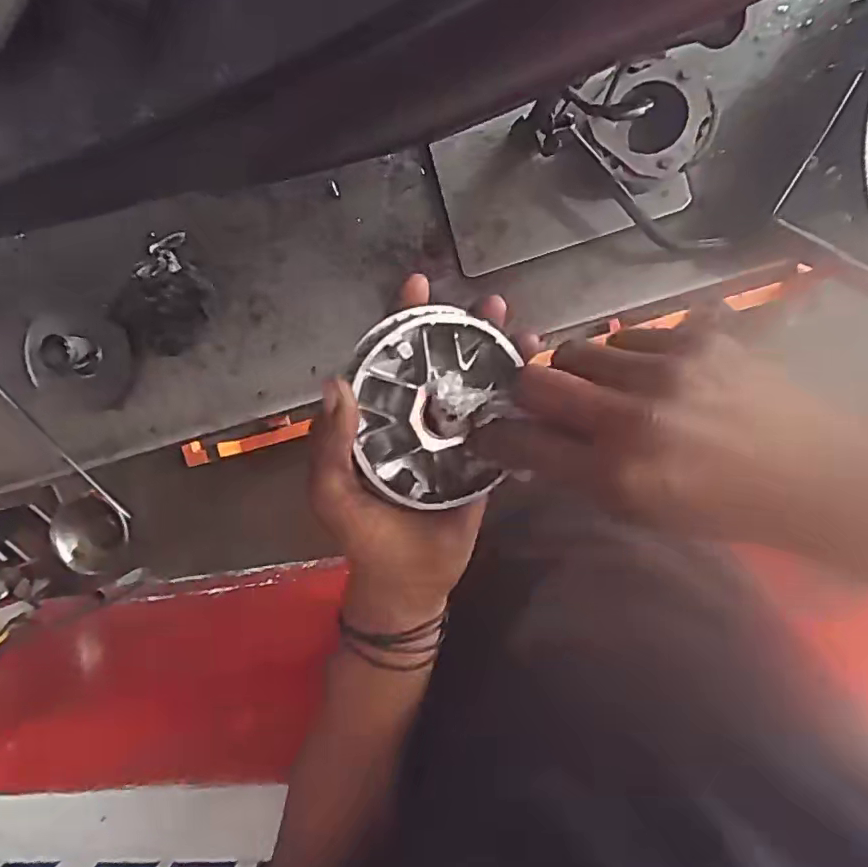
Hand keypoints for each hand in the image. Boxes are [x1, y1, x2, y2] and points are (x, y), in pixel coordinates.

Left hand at [310, 275, 539, 632]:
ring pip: (475, 383)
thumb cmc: (367, 540)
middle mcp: (417, 418)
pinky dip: (519, 396)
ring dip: (498, 353)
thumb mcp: (334, 496)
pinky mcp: (483, 458)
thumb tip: (337, 384)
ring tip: (522, 330)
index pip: (389, 358)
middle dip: (463, 326)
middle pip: (440, 360)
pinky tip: (537, 374)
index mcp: (379, 419)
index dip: (402, 318)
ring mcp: (453, 436)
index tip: (418, 282)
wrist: (412, 584)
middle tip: (489, 303)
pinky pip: (501, 421)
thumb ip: (329, 446)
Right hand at [474, 309, 867, 577]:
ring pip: (580, 349)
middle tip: (541, 400)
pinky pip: (631, 334)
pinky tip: (651, 373)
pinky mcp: (701, 337)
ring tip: (606, 386)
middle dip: (526, 391)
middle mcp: (632, 418)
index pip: (523, 441)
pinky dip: (628, 354)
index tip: (491, 429)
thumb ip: (583, 477)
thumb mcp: (644, 512)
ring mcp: (667, 370)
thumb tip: (536, 444)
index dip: (495, 433)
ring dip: (580, 370)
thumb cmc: (727, 509)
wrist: (821, 476)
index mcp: (617, 475)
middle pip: (537, 380)